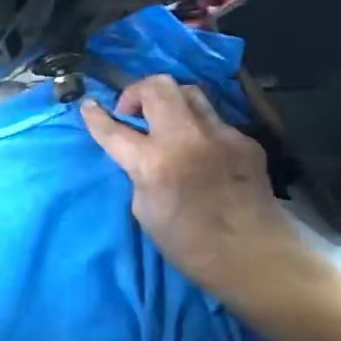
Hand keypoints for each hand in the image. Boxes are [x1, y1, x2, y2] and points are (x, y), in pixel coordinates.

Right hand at [80, 75, 327, 305]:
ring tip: (162, 122)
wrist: (252, 253)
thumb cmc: (187, 243)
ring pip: (189, 93)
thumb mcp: (144, 208)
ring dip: (168, 101)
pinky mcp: (244, 140)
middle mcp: (187, 138)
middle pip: (158, 87)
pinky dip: (196, 127)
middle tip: (131, 112)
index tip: (88, 106)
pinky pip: (213, 120)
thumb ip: (140, 173)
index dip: (96, 117)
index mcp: (155, 162)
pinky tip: (197, 150)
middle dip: (137, 92)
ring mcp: (221, 134)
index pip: (115, 130)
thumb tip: (141, 155)